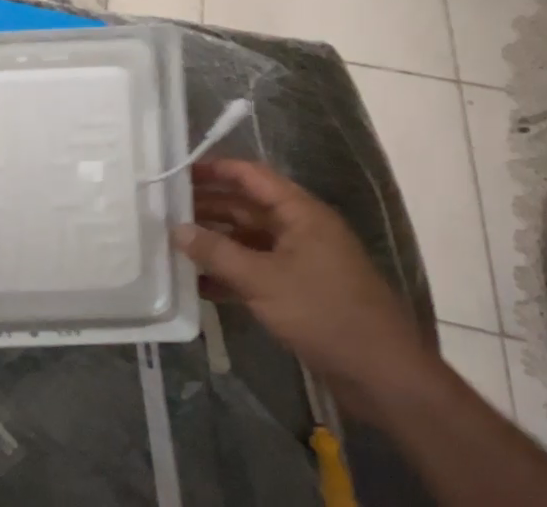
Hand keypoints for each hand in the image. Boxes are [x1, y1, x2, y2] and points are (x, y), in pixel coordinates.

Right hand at [175, 160, 434, 408]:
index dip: (215, 169)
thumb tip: (176, 229)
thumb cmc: (324, 314)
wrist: (383, 376)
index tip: (176, 171)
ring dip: (214, 241)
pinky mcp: (300, 291)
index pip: (252, 176)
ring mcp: (301, 261)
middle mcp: (302, 230)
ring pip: (248, 239)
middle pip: (247, 207)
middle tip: (163, 209)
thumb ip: (216, 252)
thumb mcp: (262, 280)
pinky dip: (229, 273)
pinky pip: (256, 270)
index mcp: (301, 214)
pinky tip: (198, 283)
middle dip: (207, 207)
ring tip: (172, 244)